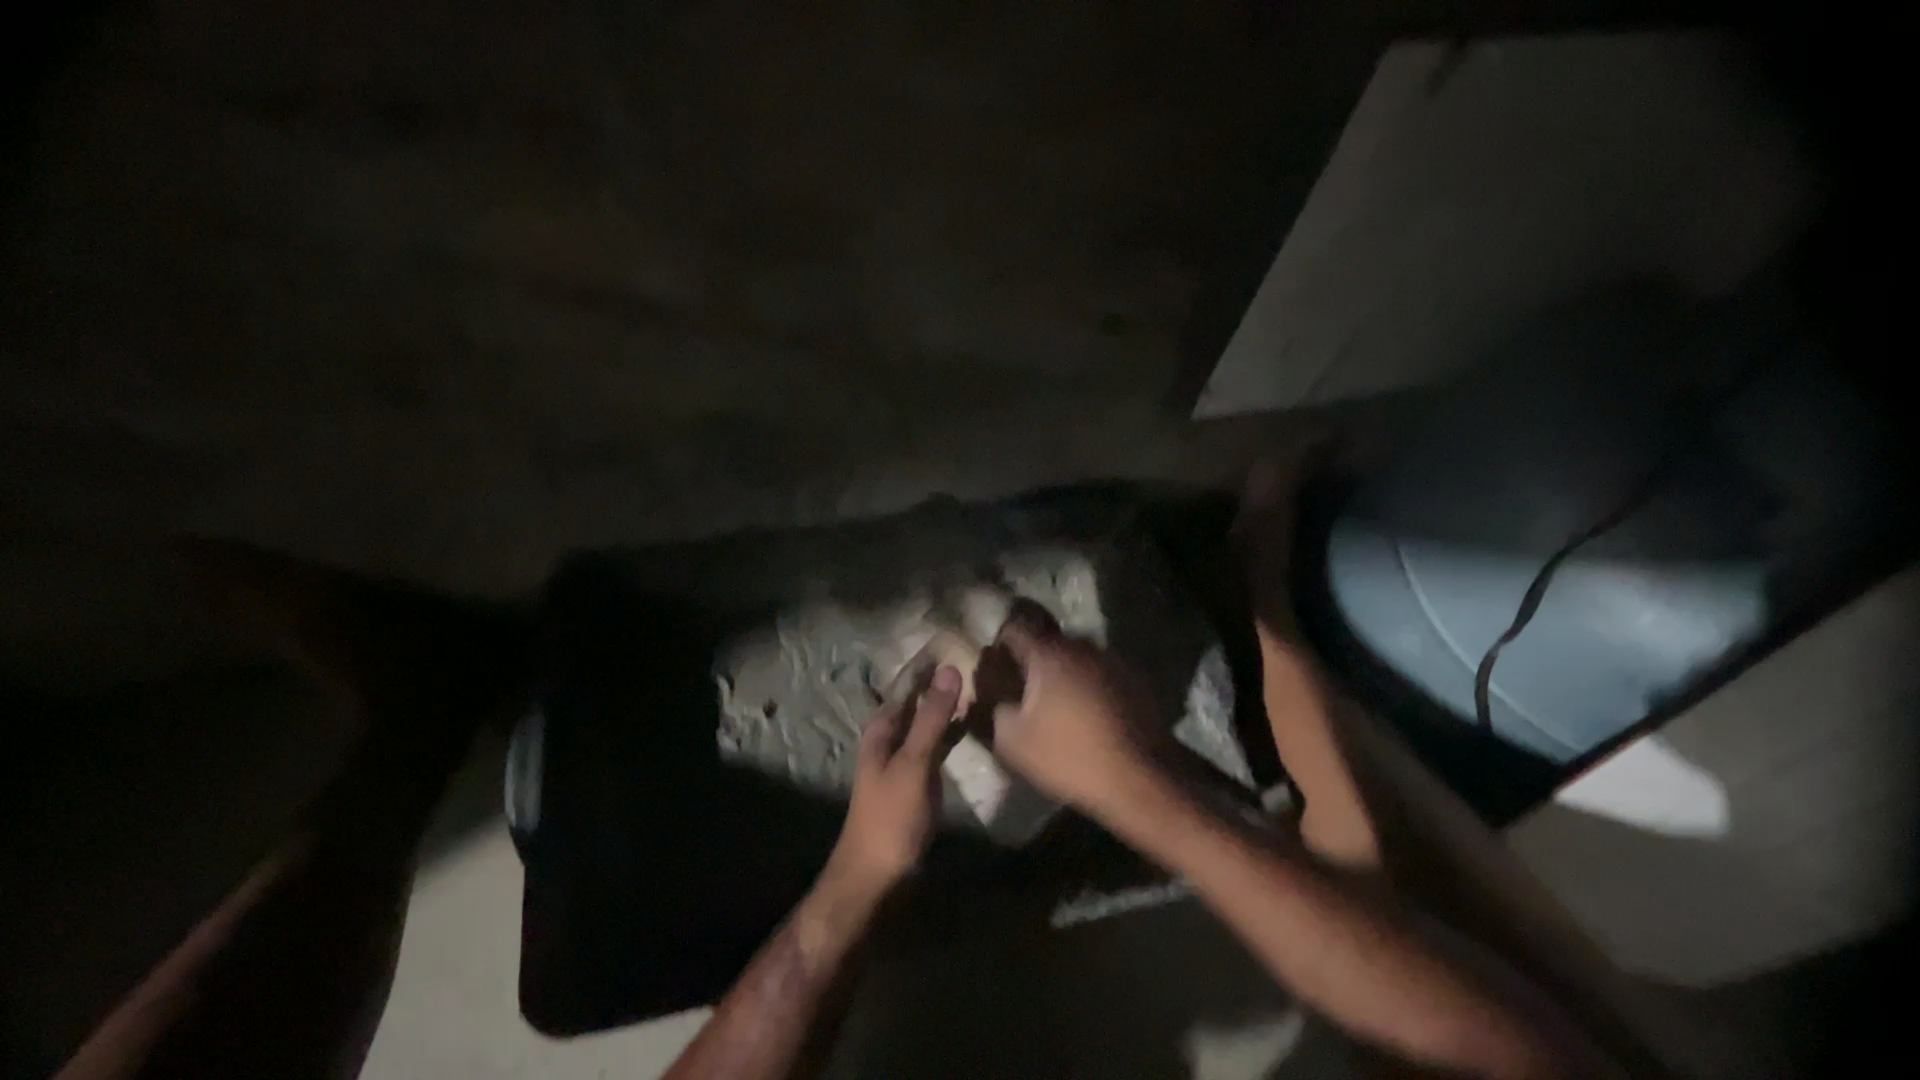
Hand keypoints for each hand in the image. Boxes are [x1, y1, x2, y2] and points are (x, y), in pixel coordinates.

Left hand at [820, 665, 962, 901]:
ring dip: (948, 702)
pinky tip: (971, 724)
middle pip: (917, 698)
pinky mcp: (917, 779)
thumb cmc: (890, 817)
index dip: (927, 660)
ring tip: (980, 682)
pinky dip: (952, 729)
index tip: (953, 634)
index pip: (907, 681)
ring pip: (928, 720)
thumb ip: (931, 718)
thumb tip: (950, 669)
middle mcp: (890, 737)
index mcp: (882, 728)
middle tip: (976, 655)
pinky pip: (936, 742)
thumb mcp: (913, 764)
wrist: (876, 875)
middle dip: (941, 677)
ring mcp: (904, 759)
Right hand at [989, 613, 1163, 815]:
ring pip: (1076, 659)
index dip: (999, 647)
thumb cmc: (1069, 756)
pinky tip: (1086, 717)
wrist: (1140, 779)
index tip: (996, 671)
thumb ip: (995, 708)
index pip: (1014, 628)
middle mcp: (1082, 646)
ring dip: (1062, 675)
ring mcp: (1113, 662)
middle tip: (1022, 693)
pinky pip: (1099, 675)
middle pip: (1047, 642)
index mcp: (1049, 653)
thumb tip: (999, 694)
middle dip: (1032, 662)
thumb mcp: (1012, 741)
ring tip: (1056, 708)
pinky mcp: (1135, 682)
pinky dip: (1087, 688)